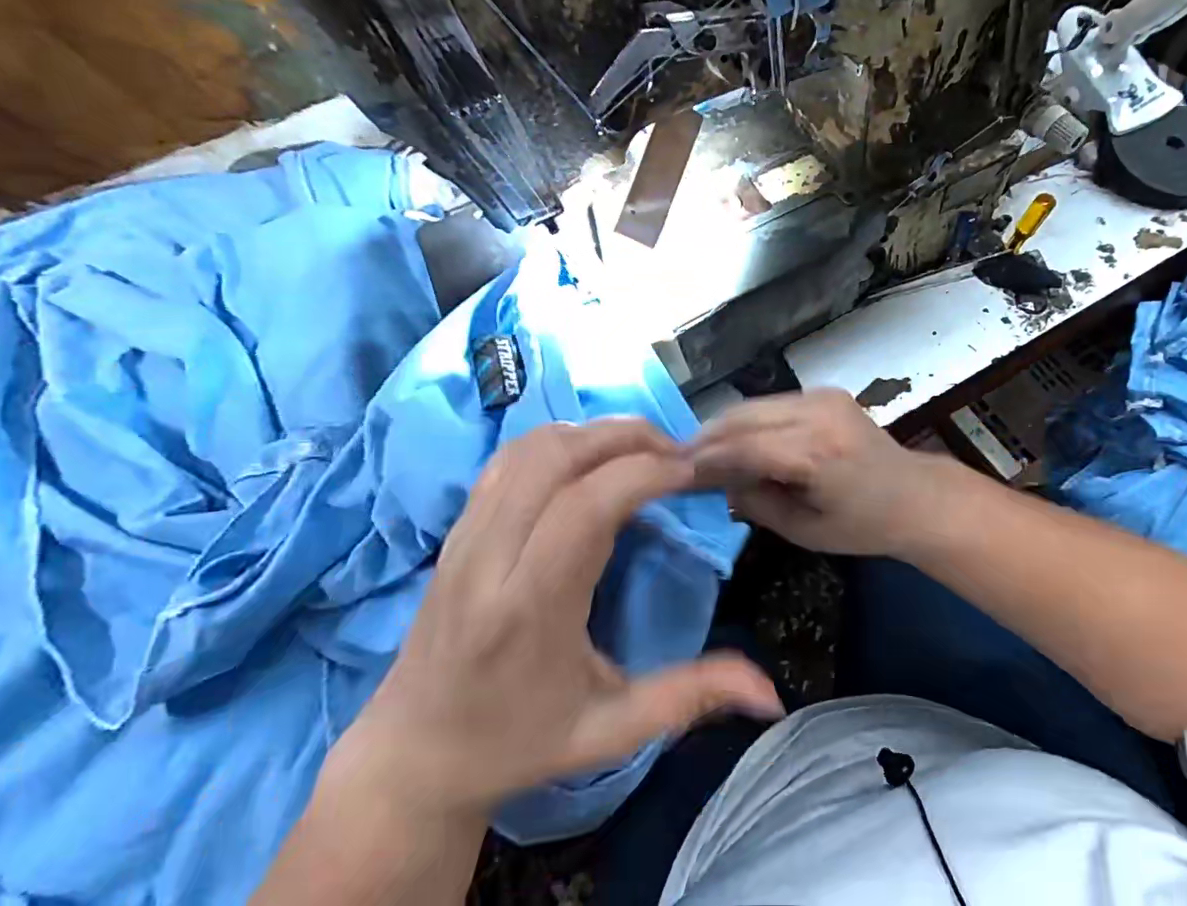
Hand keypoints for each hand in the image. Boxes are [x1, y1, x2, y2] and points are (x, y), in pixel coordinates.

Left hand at [329, 419, 783, 818]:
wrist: (415, 753)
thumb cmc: (518, 744)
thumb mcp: (611, 731)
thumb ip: (690, 697)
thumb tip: (771, 691)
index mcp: (529, 609)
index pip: (587, 506)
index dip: (645, 472)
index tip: (690, 471)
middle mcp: (489, 558)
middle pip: (555, 458)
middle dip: (623, 437)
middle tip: (675, 450)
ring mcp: (464, 537)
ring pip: (526, 449)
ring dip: (589, 433)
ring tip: (639, 449)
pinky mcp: (455, 530)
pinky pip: (504, 461)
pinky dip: (555, 442)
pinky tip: (588, 458)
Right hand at [690, 390, 953, 559]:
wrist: (916, 497)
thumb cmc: (864, 526)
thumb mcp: (805, 530)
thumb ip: (755, 503)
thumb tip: (713, 483)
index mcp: (818, 453)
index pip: (745, 447)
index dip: (706, 459)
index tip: (675, 472)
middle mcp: (819, 413)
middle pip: (743, 417)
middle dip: (706, 438)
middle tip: (677, 459)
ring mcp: (823, 396)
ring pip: (752, 406)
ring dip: (722, 427)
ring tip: (699, 451)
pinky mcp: (824, 392)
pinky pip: (770, 404)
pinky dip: (746, 422)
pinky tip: (733, 442)